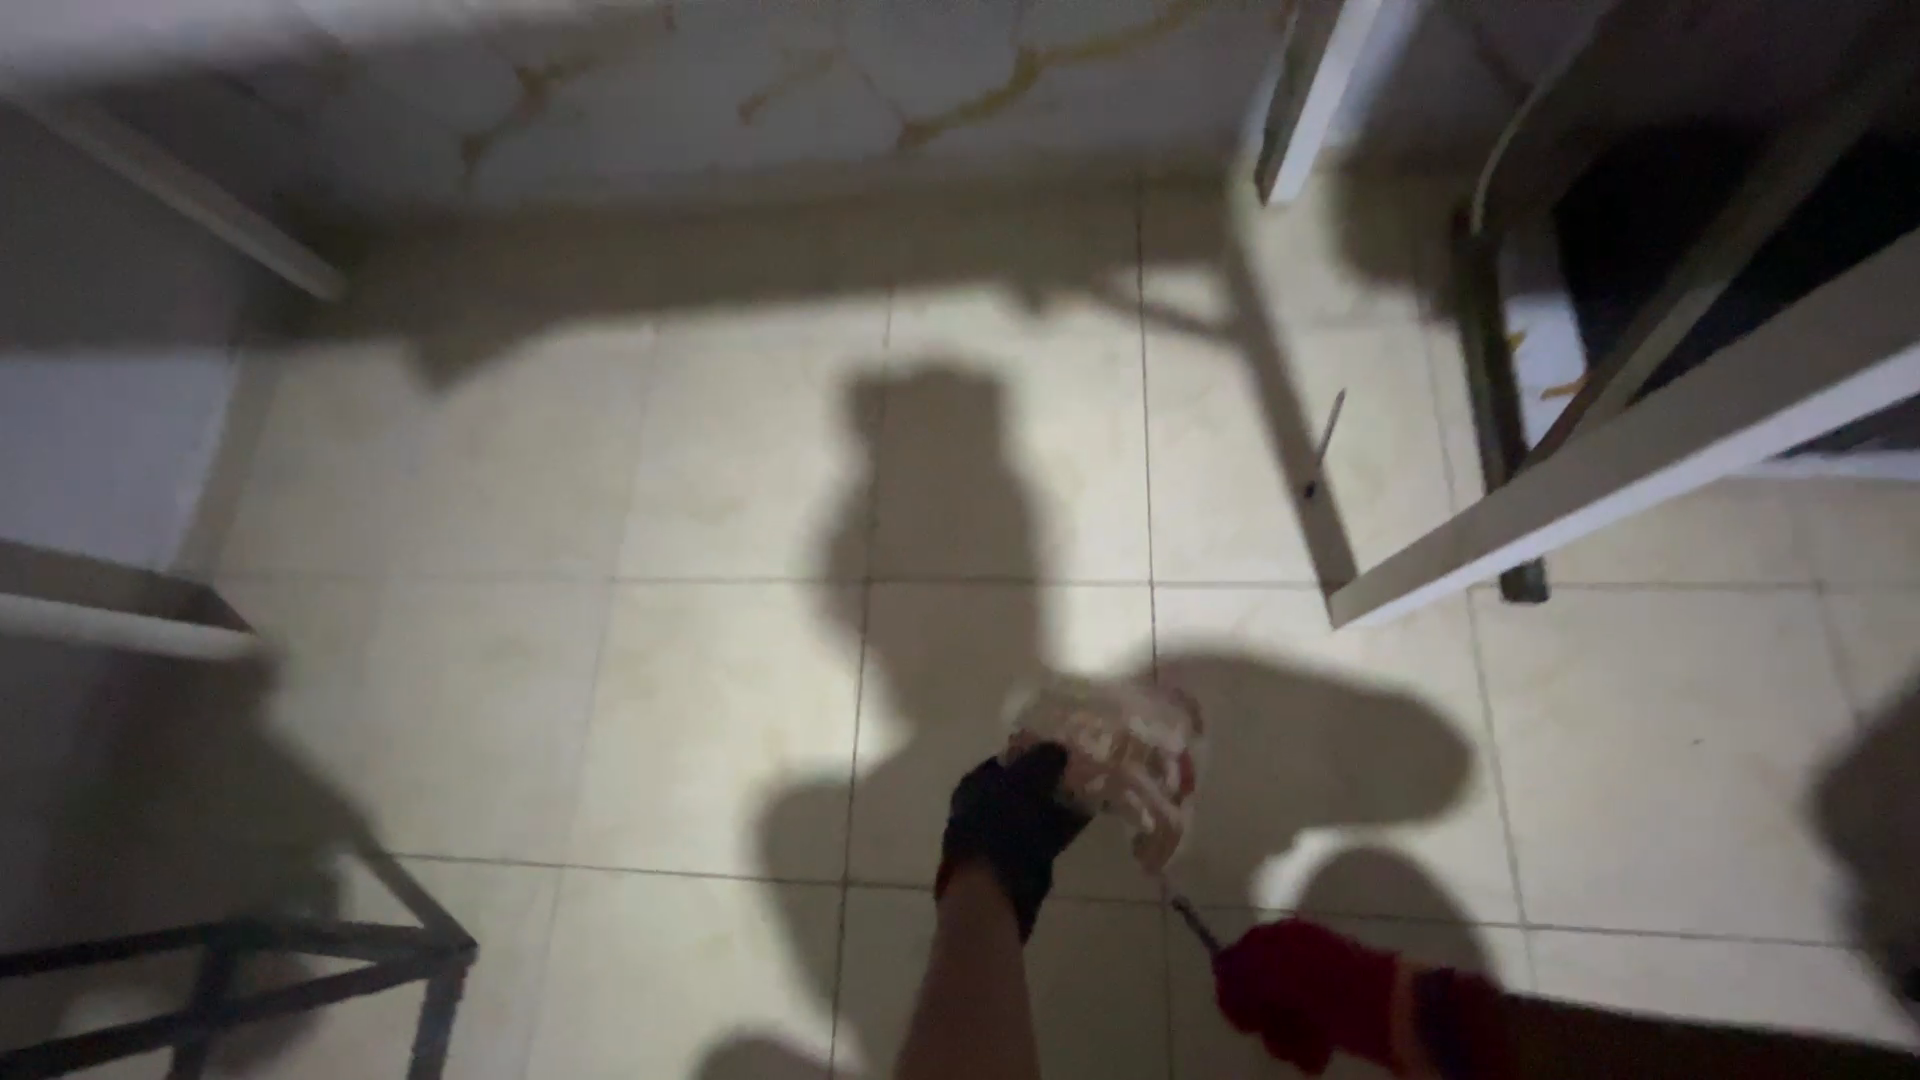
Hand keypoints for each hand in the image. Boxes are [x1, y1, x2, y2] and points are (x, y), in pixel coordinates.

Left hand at [936, 743, 1089, 940]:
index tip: (1058, 751)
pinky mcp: (1018, 859)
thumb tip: (1057, 746)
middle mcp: (983, 806)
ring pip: (1034, 809)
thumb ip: (1042, 760)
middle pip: (1020, 785)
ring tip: (1085, 789)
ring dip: (1058, 800)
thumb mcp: (1025, 780)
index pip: (1006, 759)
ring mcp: (999, 834)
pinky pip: (1044, 832)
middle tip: (1076, 770)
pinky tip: (1084, 813)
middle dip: (1047, 778)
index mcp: (975, 783)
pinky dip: (1063, 823)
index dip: (1031, 752)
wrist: (993, 887)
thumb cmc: (1002, 824)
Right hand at [1212, 918, 1401, 1075]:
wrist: (1402, 1013)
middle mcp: (1295, 954)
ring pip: (1282, 1013)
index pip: (1238, 957)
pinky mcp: (1338, 1012)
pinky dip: (1306, 1043)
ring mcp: (1318, 984)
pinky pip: (1307, 1026)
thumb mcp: (1277, 975)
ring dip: (1284, 1036)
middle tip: (1271, 1034)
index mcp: (1280, 937)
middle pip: (1259, 989)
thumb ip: (1241, 969)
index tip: (1242, 1020)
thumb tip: (1219, 967)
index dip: (1234, 988)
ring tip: (1303, 1053)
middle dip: (1262, 1017)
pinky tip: (1316, 1057)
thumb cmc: (1332, 991)